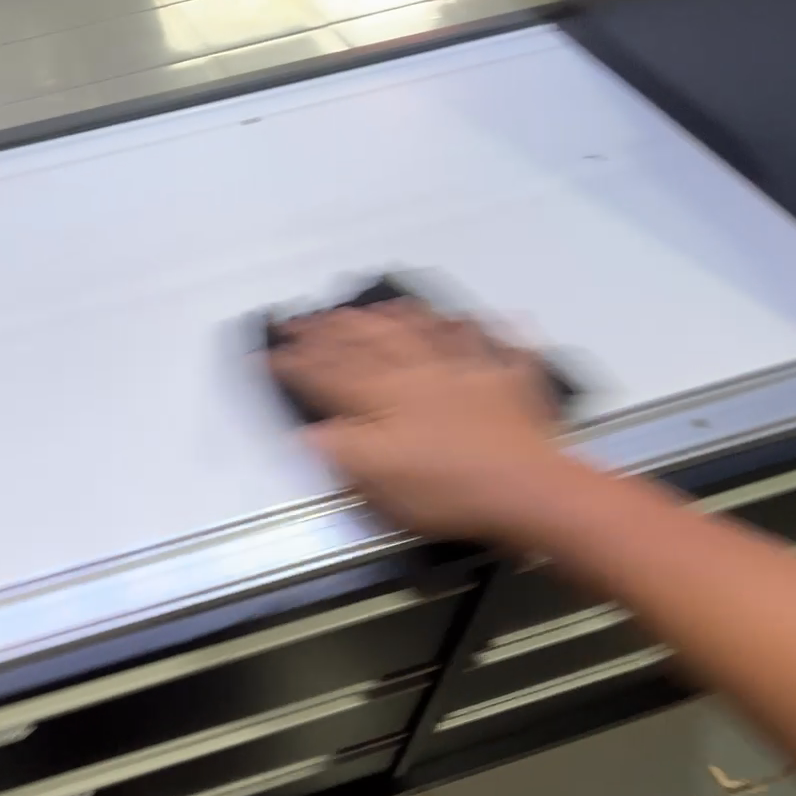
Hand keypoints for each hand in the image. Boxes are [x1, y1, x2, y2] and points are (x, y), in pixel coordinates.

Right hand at [270, 302, 589, 543]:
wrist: (527, 489)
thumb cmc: (447, 490)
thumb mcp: (378, 480)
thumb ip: (339, 450)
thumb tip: (302, 433)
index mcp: (384, 397)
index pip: (329, 373)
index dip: (295, 363)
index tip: (267, 354)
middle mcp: (419, 372)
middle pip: (368, 341)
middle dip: (330, 329)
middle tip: (303, 318)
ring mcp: (464, 370)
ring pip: (419, 331)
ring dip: (389, 317)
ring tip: (370, 306)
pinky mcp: (503, 380)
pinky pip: (484, 342)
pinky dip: (468, 327)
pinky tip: (462, 318)